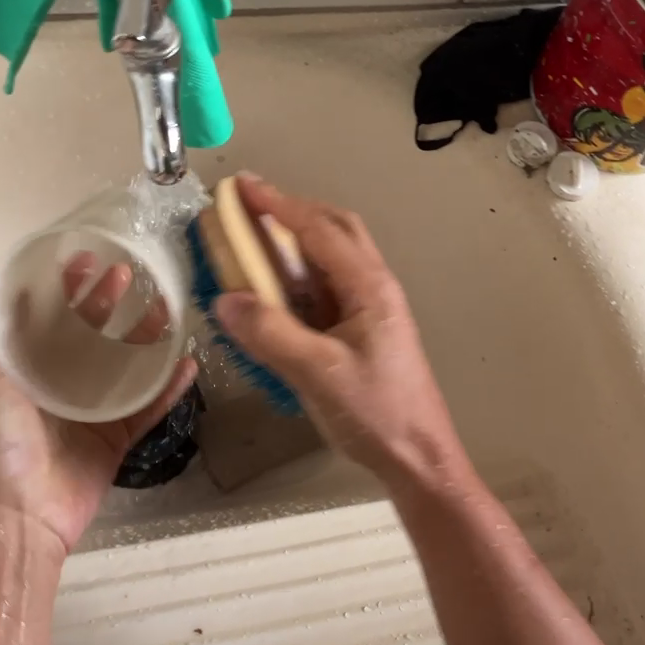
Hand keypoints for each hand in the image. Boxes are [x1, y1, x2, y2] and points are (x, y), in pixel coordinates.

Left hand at [0, 265, 194, 550]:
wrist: (19, 515)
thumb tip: (12, 291)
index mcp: (28, 368)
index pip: (51, 316)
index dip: (68, 286)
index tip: (88, 258)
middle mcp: (61, 383)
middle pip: (92, 333)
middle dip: (109, 300)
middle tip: (128, 274)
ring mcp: (93, 410)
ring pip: (127, 363)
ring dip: (147, 335)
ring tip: (168, 308)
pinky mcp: (117, 437)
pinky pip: (150, 405)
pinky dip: (170, 386)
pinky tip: (189, 362)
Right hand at [213, 174, 470, 490]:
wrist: (418, 457)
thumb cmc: (376, 412)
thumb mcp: (319, 374)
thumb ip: (272, 334)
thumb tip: (225, 299)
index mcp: (369, 286)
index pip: (319, 230)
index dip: (279, 205)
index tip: (242, 187)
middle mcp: (373, 285)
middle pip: (334, 228)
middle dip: (293, 209)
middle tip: (251, 205)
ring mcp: (369, 306)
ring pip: (332, 254)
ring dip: (296, 238)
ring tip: (256, 238)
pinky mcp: (362, 328)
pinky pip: (327, 284)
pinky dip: (299, 272)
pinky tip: (275, 287)